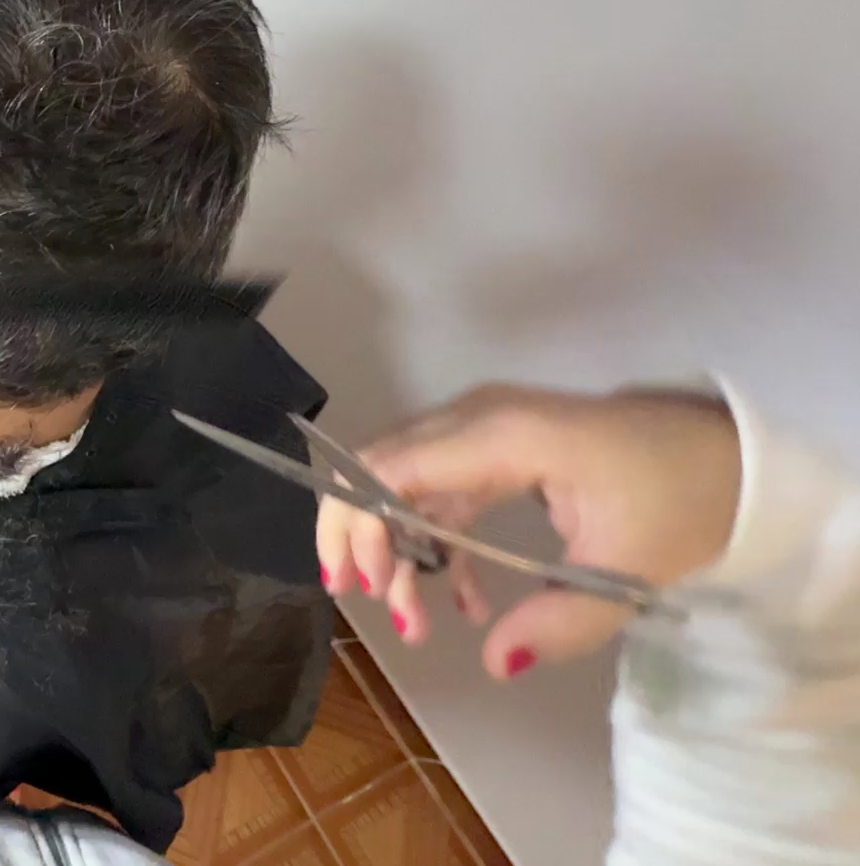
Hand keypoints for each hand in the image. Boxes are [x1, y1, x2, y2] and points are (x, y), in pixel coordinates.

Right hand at [317, 385, 740, 677]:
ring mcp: (472, 429)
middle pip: (372, 467)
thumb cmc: (687, 498)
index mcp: (500, 437)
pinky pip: (430, 488)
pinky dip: (429, 537)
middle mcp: (468, 420)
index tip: (371, 585)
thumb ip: (564, 617)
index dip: (362, 524)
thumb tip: (496, 664)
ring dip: (388, 542)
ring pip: (394, 481)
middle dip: (354, 533)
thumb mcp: (634, 565)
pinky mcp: (481, 446)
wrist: (733, 454)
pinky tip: (458, 593)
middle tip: (351, 592)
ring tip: (408, 613)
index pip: (390, 469)